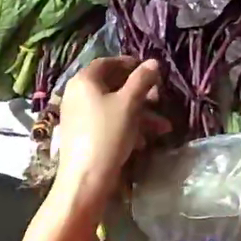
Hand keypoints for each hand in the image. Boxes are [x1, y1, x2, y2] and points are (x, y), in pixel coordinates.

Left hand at [53, 56, 171, 203]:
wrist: (85, 179)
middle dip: (141, 94)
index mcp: (84, 81)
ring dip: (140, 114)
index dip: (130, 64)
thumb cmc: (107, 134)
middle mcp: (77, 94)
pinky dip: (127, 127)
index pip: (108, 62)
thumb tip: (153, 62)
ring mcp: (79, 116)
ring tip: (162, 127)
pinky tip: (144, 141)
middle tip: (159, 100)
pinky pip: (108, 123)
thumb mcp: (129, 104)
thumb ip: (142, 80)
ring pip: (114, 107)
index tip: (151, 71)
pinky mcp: (84, 135)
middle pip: (113, 86)